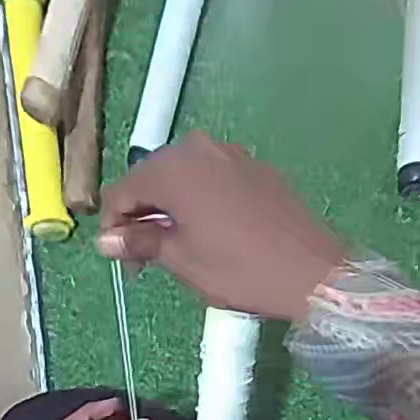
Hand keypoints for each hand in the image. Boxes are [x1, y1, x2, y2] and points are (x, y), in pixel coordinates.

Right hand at [99, 133, 345, 322]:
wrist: (313, 271)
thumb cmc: (241, 270)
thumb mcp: (184, 261)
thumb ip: (142, 243)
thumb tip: (106, 239)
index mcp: (174, 168)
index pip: (123, 190)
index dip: (114, 226)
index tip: (122, 260)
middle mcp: (200, 148)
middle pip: (152, 178)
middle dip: (142, 216)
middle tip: (147, 259)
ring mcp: (231, 154)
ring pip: (183, 178)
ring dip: (171, 209)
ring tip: (178, 248)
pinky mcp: (256, 167)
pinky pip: (212, 180)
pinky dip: (199, 203)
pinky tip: (209, 233)